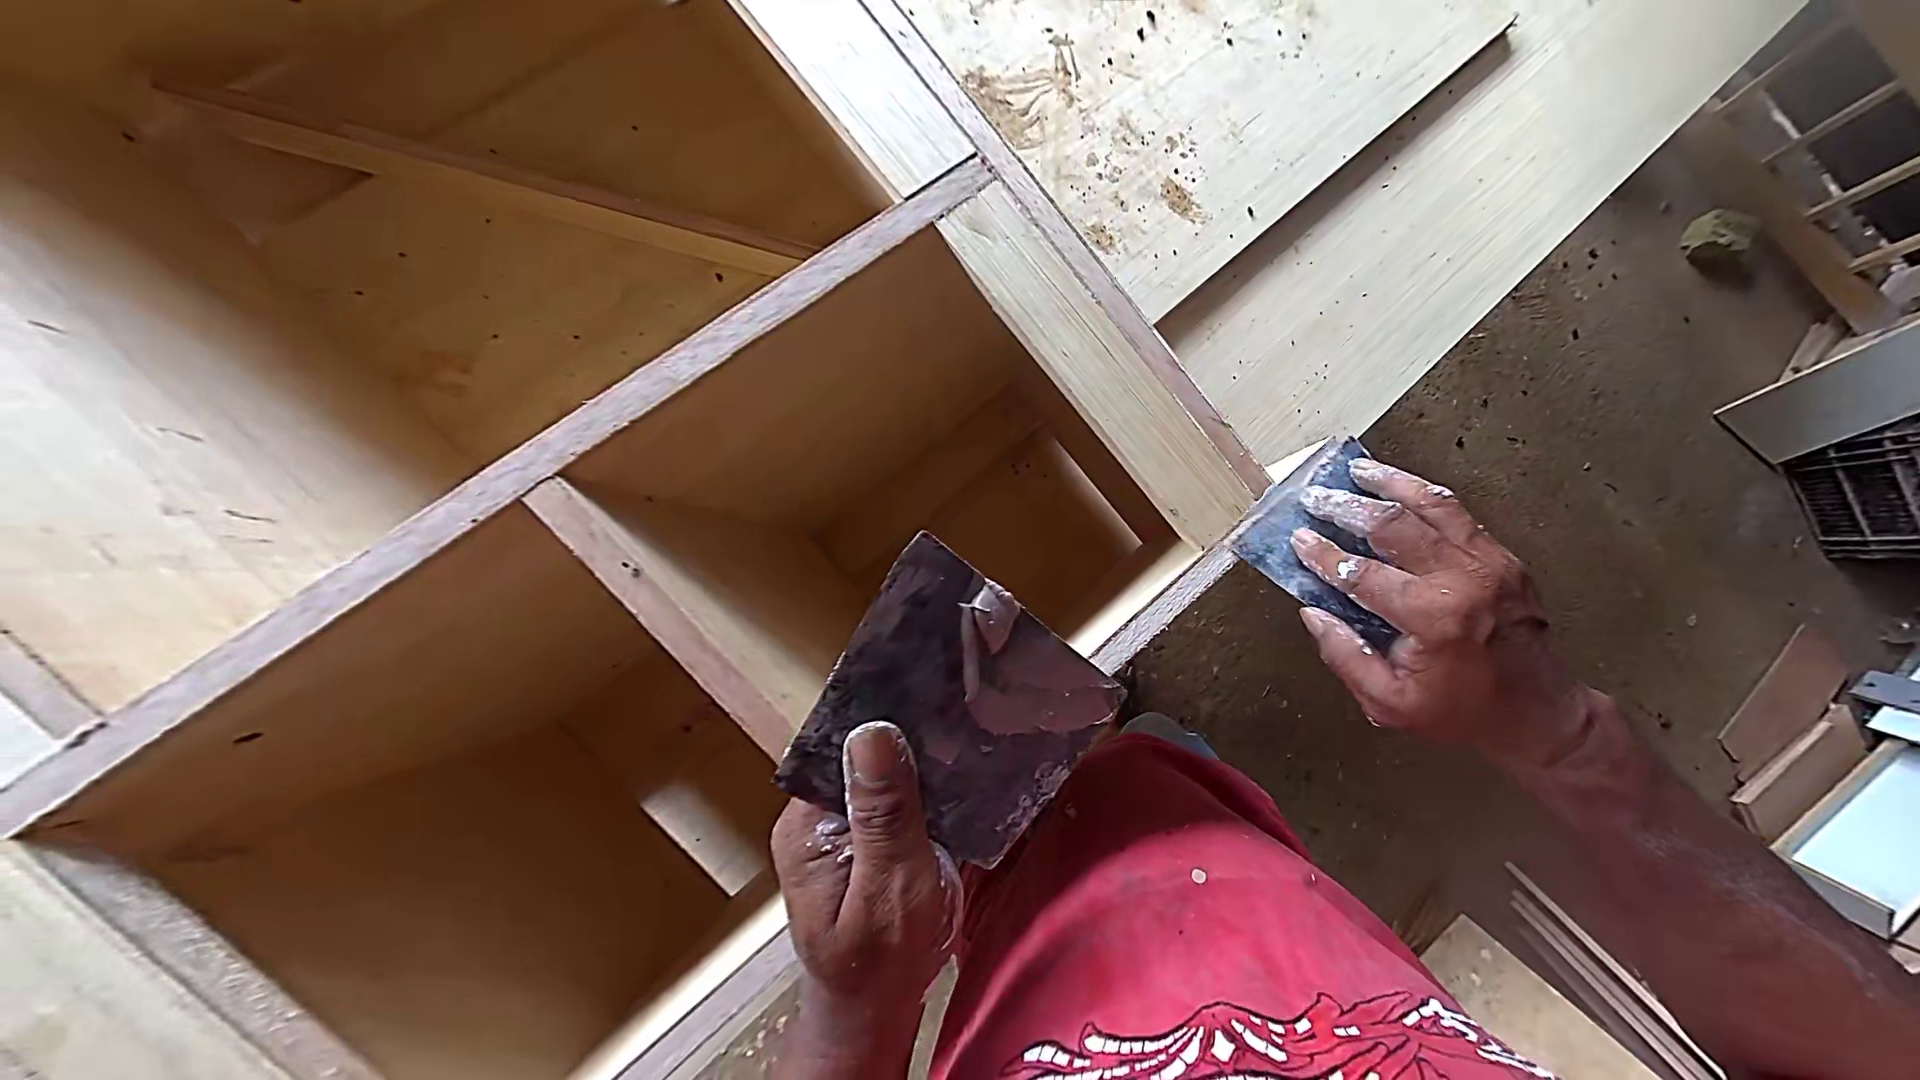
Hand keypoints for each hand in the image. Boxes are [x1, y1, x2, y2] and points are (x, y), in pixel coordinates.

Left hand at [770, 721, 959, 1070]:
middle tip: (954, 713)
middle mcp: (816, 816)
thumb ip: (882, 815)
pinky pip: (893, 794)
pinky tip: (952, 774)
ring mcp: (841, 824)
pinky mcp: (866, 835)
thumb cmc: (881, 964)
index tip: (925, 694)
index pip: (837, 747)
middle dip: (906, 737)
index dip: (880, 719)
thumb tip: (873, 731)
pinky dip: (922, 785)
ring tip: (959, 735)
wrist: (879, 1011)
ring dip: (918, 760)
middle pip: (860, 754)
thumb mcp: (888, 887)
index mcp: (807, 824)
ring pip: (881, 772)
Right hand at [1291, 458, 1598, 768]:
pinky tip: (1398, 484)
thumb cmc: (1464, 711)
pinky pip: (1458, 513)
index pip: (1362, 574)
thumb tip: (1313, 613)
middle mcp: (1464, 582)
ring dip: (1388, 484)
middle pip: (1393, 527)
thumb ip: (1343, 657)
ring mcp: (1489, 564)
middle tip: (1314, 498)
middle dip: (1345, 508)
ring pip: (1431, 506)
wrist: (1542, 713)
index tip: (1299, 540)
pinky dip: (1422, 493)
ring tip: (1357, 471)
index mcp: (1434, 618)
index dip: (1323, 554)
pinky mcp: (1501, 558)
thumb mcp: (1389, 701)